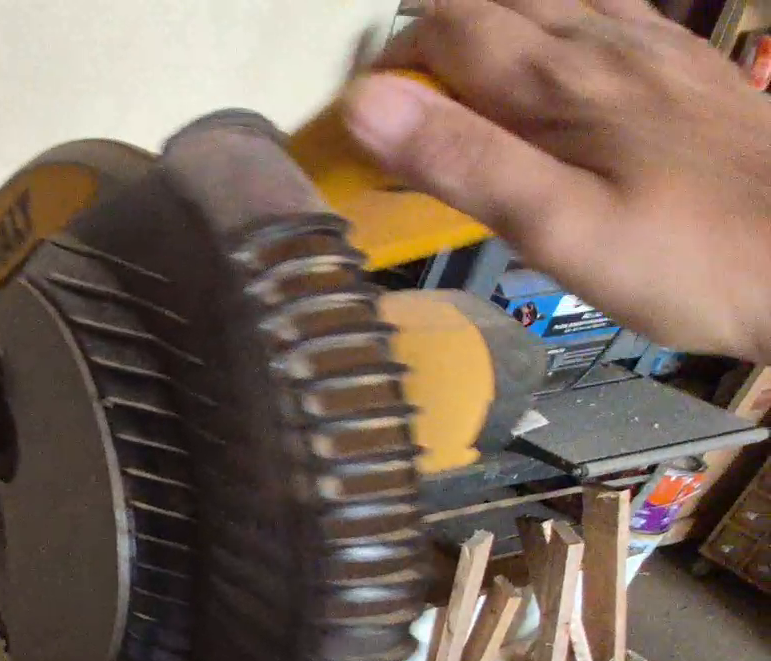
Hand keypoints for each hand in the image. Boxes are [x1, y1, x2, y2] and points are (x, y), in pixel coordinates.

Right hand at [342, 0, 770, 360]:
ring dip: (484, 27)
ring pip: (549, 0)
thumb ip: (458, 159)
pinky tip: (534, 68)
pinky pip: (601, 16)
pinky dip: (546, 27)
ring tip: (445, 87)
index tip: (357, 122)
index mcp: (560, 81)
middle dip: (428, 39)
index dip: (391, 61)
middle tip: (392, 110)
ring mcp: (650, 52)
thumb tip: (364, 102)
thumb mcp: (550, 225)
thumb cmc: (682, 258)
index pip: (451, 27)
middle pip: (496, 2)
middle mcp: (604, 47)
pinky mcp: (678, 70)